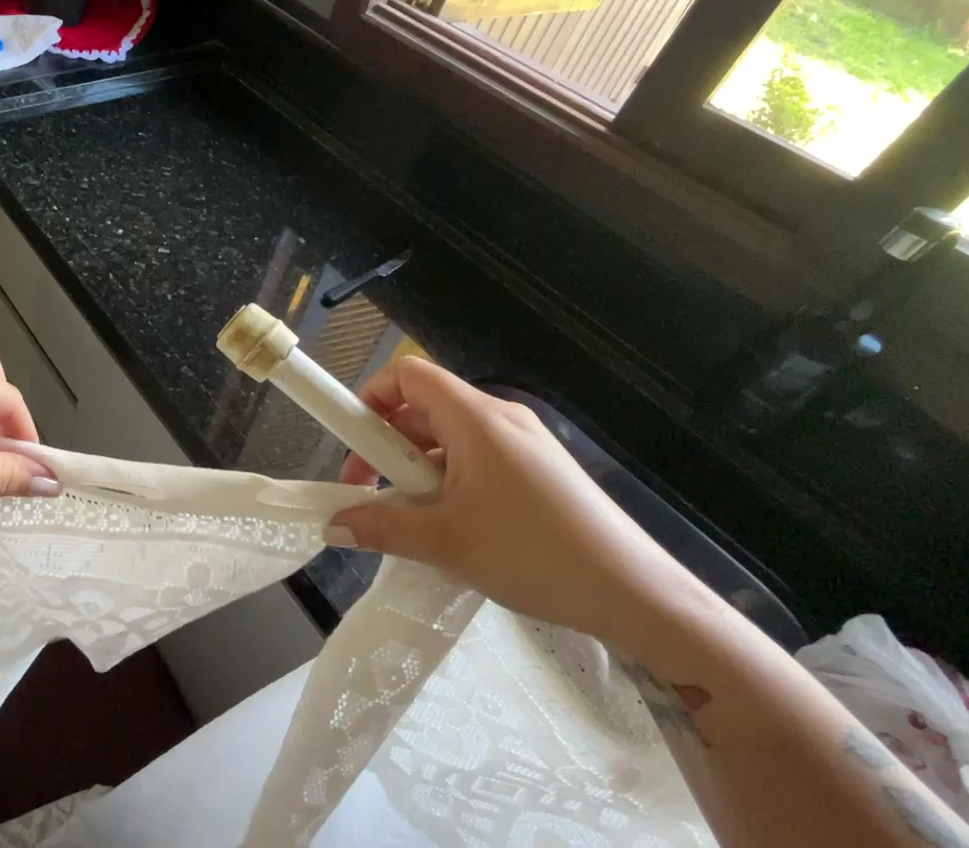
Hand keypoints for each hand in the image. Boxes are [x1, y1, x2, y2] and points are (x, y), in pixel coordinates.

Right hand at [328, 357, 709, 647]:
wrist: (636, 595)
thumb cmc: (534, 553)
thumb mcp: (445, 542)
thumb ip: (381, 528)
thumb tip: (332, 526)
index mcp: (475, 419)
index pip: (408, 374)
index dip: (371, 396)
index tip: (353, 443)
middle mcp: (500, 420)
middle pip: (424, 408)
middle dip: (386, 446)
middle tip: (370, 494)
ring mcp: (525, 446)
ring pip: (449, 440)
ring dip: (417, 472)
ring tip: (409, 521)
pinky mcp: (541, 473)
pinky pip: (477, 462)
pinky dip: (449, 484)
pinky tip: (450, 530)